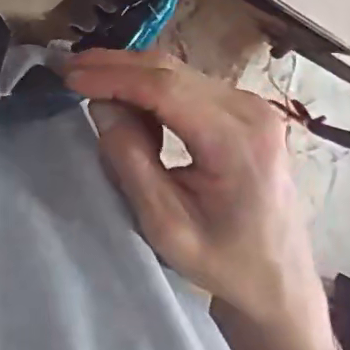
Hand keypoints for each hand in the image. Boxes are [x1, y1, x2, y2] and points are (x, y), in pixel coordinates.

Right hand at [65, 50, 349, 349]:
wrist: (281, 283)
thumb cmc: (225, 263)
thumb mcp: (166, 226)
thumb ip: (130, 161)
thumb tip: (102, 106)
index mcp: (238, 141)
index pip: (164, 89)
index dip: (112, 76)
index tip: (69, 77)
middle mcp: (251, 111)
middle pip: (168, 70)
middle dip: (113, 65)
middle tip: (68, 69)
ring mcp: (251, 105)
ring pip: (174, 70)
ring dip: (128, 73)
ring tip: (86, 81)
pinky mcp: (244, 108)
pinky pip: (185, 82)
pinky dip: (147, 84)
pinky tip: (123, 97)